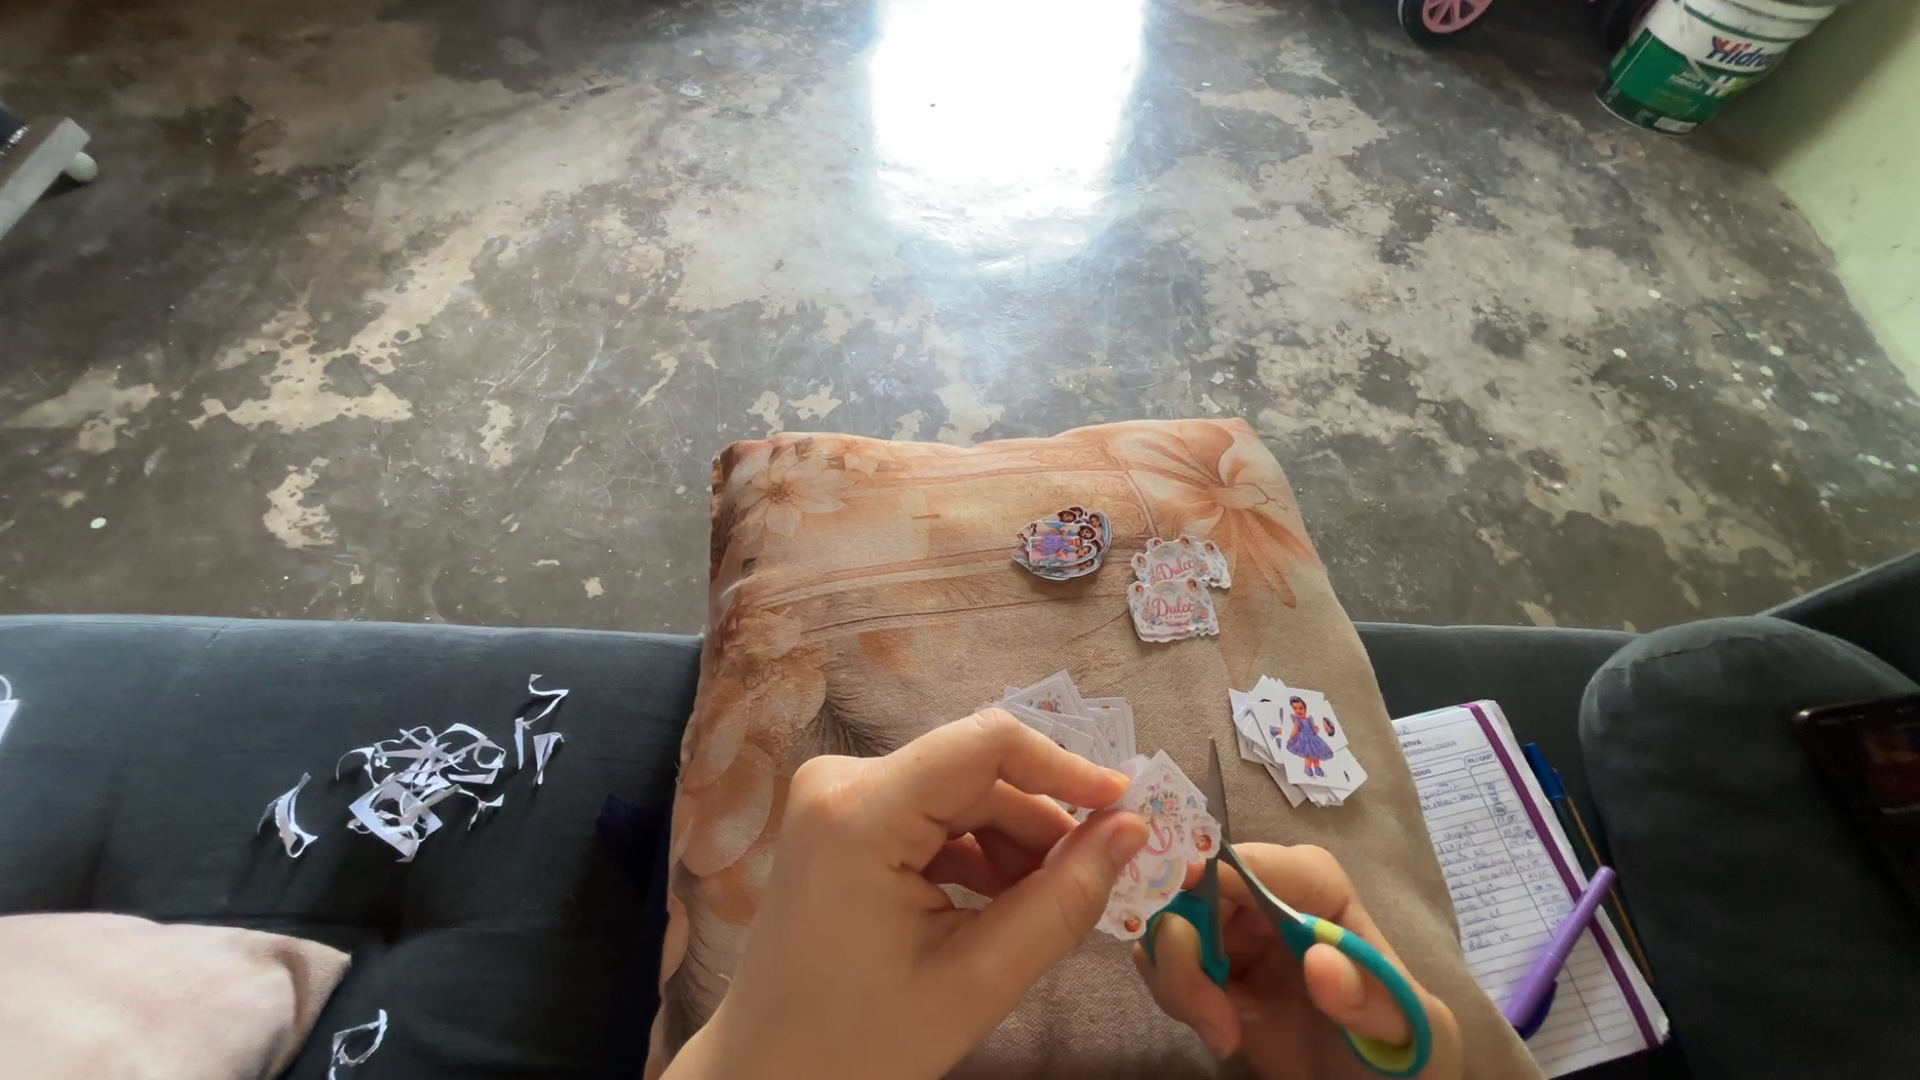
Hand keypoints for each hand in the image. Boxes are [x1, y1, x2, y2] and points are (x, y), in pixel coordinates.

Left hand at [665, 710, 1150, 1079]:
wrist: (766, 1078)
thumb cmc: (859, 1045)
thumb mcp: (975, 981)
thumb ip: (1062, 901)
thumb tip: (1131, 830)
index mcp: (861, 811)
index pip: (983, 743)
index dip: (1062, 765)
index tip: (1122, 804)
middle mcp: (843, 778)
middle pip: (974, 773)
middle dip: (1039, 824)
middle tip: (1091, 879)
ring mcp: (839, 792)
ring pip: (959, 793)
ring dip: (1011, 842)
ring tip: (1040, 904)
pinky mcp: (845, 812)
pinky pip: (932, 813)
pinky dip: (975, 850)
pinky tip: (998, 900)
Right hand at [1135, 843, 1462, 1078]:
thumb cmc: (1402, 1055)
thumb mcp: (1413, 1033)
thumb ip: (1374, 998)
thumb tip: (1319, 959)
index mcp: (1311, 886)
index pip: (1251, 862)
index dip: (1209, 872)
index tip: (1185, 906)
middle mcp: (1259, 895)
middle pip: (1190, 887)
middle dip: (1185, 946)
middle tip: (1211, 1014)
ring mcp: (1226, 929)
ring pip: (1166, 922)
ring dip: (1178, 979)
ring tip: (1223, 1034)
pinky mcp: (1203, 967)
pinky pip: (1160, 960)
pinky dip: (1174, 995)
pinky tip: (1219, 1034)